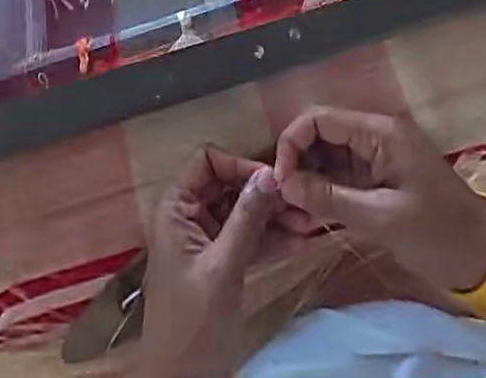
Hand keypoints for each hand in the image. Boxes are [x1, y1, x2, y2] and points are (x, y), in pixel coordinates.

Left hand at [139, 147, 288, 376]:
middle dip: (264, 193)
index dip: (240, 165)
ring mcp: (204, 236)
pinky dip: (270, 238)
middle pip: (228, 185)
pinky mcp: (219, 259)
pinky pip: (246, 237)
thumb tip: (269, 174)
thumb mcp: (222, 268)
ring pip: (241, 211)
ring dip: (273, 216)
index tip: (274, 180)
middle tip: (301, 203)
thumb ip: (245, 219)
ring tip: (310, 223)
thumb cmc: (192, 322)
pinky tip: (300, 241)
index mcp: (176, 207)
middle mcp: (188, 213)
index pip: (206, 162)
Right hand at [272, 107, 485, 291]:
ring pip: (325, 156)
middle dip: (296, 163)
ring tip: (294, 213)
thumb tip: (283, 184)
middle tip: (283, 199)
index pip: (320, 119)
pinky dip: (323, 192)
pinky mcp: (377, 176)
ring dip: (307, 180)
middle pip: (319, 135)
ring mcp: (376, 155)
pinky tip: (310, 216)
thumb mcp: (382, 219)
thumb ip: (330, 197)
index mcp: (380, 133)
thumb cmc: (439, 234)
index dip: (292, 142)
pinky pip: (339, 174)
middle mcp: (375, 135)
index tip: (279, 178)